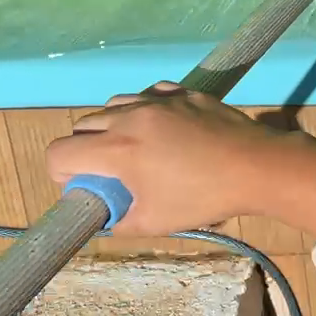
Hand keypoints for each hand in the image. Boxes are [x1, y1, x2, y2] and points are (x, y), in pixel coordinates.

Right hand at [46, 81, 276, 234]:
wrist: (256, 165)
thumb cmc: (203, 197)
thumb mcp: (153, 222)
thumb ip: (117, 220)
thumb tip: (105, 216)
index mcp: (117, 149)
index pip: (59, 151)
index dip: (61, 174)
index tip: (84, 188)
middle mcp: (132, 117)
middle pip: (83, 124)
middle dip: (84, 149)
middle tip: (107, 172)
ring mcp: (161, 100)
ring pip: (115, 103)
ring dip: (112, 125)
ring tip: (133, 148)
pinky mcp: (186, 92)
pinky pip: (150, 93)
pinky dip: (144, 107)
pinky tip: (161, 126)